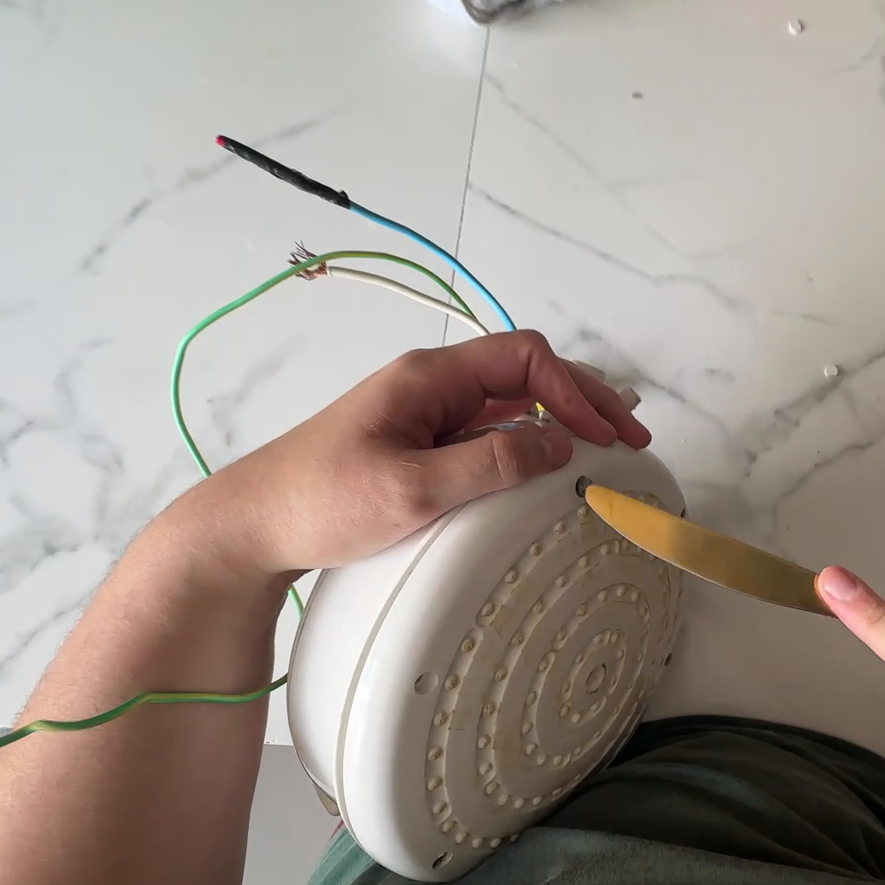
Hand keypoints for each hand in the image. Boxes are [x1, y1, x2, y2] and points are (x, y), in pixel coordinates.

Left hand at [181, 331, 649, 580]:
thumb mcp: (411, 487)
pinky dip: (536, 439)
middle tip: (631, 436)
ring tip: (611, 444)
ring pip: (516, 400)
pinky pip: (496, 429)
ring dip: (566, 418)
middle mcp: (437, 386)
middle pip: (529, 372)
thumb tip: (559, 446)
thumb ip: (489, 462)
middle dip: (584, 398)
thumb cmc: (322, 502)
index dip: (571, 391)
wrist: (253, 526)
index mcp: (432, 378)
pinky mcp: (428, 442)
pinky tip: (557, 460)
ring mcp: (433, 414)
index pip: (524, 358)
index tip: (601, 437)